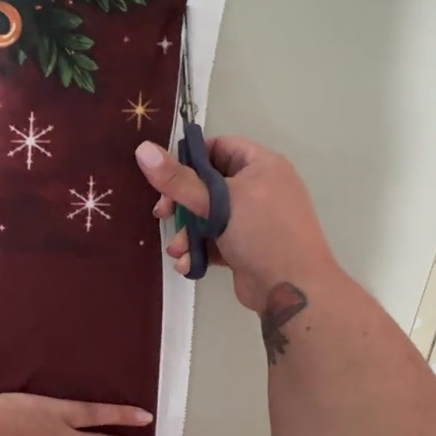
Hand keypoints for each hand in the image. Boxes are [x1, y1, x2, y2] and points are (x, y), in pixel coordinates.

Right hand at [133, 136, 341, 312]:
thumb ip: (178, 179)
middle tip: (162, 215)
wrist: (293, 288)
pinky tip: (188, 263)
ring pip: (207, 216)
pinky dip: (199, 249)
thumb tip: (142, 149)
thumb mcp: (216, 202)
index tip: (166, 178)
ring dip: (185, 233)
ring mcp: (253, 218)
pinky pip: (215, 239)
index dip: (189, 159)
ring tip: (177, 250)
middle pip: (207, 184)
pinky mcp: (246, 245)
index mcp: (261, 165)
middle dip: (181, 204)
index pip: (219, 147)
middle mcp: (259, 187)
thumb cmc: (261, 233)